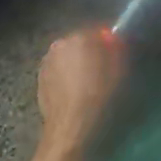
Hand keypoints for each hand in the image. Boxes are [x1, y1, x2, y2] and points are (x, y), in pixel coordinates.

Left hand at [36, 27, 124, 152]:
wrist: (72, 128)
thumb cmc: (101, 99)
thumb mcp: (120, 72)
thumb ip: (118, 49)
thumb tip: (115, 38)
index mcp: (80, 37)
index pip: (99, 32)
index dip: (109, 44)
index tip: (118, 56)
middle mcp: (60, 43)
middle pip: (80, 43)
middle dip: (91, 54)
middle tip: (104, 73)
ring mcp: (47, 61)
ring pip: (67, 58)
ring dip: (76, 65)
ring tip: (88, 86)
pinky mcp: (40, 79)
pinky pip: (58, 72)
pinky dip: (65, 78)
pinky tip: (74, 94)